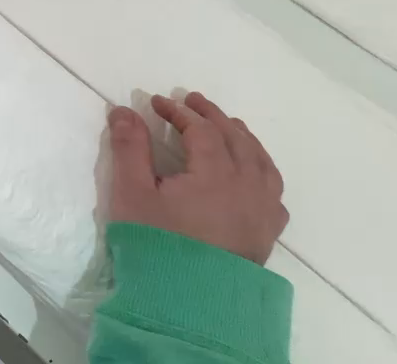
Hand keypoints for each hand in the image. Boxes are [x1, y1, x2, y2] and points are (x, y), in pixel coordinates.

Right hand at [107, 92, 287, 264]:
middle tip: (192, 99)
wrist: (191, 297)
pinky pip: (273, 189)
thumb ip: (129, 146)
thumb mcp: (131, 190)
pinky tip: (251, 170)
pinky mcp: (266, 231)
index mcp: (216, 175)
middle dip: (213, 116)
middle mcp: (247, 188)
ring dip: (242, 137)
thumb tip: (123, 109)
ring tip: (227, 125)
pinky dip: (261, 167)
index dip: (179, 111)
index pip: (202, 130)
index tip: (155, 102)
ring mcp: (262, 211)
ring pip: (262, 163)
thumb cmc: (157, 239)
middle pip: (237, 141)